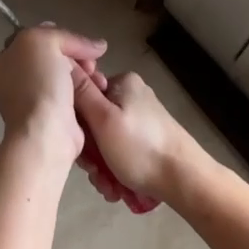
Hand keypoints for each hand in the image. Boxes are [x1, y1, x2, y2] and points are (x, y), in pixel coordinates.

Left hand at [0, 24, 107, 160]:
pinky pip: (74, 93)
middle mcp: (12, 81)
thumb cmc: (37, 82)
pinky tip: (99, 87)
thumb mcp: (42, 41)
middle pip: (51, 57)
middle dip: (75, 55)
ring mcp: (32, 100)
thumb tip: (95, 45)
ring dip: (86, 71)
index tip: (75, 42)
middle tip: (91, 61)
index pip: (31, 40)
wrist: (47, 130)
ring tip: (97, 76)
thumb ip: (63, 35)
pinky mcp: (53, 115)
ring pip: (66, 75)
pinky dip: (88, 88)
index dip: (56, 36)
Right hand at [73, 70, 207, 204]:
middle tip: (95, 172)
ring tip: (108, 185)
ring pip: (103, 141)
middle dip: (90, 153)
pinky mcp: (147, 140)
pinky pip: (118, 151)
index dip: (75, 124)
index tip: (79, 147)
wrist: (185, 181)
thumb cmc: (140, 149)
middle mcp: (132, 97)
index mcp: (123, 83)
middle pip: (92, 122)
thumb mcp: (103, 119)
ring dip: (101, 166)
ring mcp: (140, 120)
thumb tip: (62, 61)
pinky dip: (114, 170)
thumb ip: (81, 92)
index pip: (82, 95)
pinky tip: (116, 187)